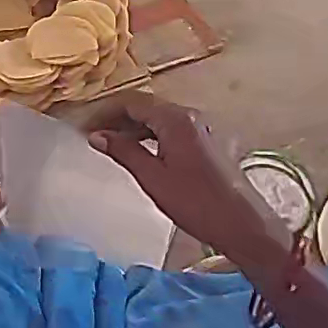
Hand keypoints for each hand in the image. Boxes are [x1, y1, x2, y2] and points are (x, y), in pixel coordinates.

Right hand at [88, 96, 290, 283]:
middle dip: (116, 118)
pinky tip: (138, 152)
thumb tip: (97, 136)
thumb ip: (123, 151)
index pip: (132, 101)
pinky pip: (171, 129)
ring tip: (110, 144)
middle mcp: (190, 116)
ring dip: (133, 127)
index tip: (83, 127)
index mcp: (176, 119)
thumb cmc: (196, 203)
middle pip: (146, 106)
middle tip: (92, 135)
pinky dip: (150, 136)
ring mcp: (202, 127)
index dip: (104, 111)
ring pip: (159, 118)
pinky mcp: (207, 142)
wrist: (244, 225)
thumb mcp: (153, 178)